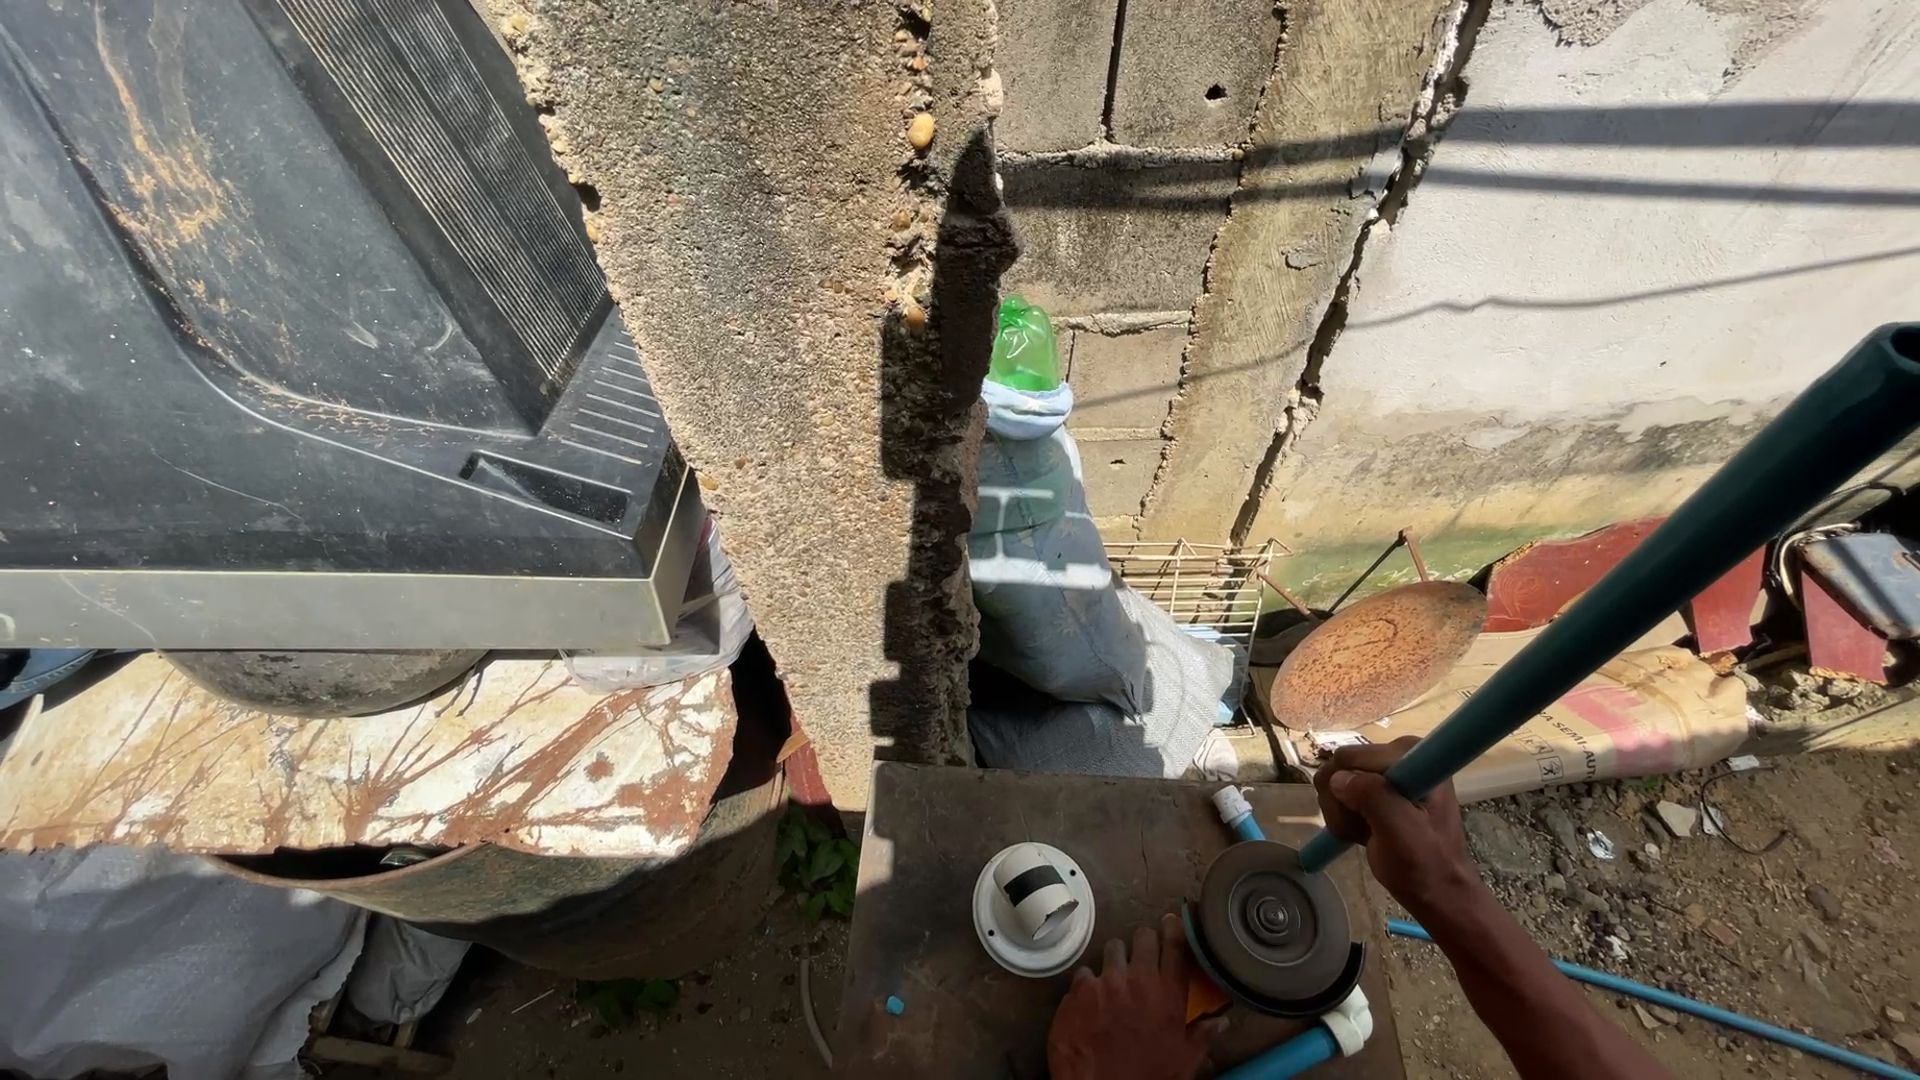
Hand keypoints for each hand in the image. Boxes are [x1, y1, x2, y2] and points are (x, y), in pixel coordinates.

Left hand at [1046, 913, 1222, 1079]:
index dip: (1174, 928)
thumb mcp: (1183, 1063)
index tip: (1171, 921)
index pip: (1175, 946)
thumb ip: (1202, 1036)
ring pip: (1113, 947)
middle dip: (1144, 941)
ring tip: (1116, 978)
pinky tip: (1091, 1000)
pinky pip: (1086, 971)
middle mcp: (1138, 979)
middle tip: (1142, 954)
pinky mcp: (1080, 987)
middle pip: (1143, 936)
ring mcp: (1107, 980)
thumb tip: (1222, 1022)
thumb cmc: (1147, 1078)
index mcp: (1168, 995)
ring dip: (1116, 959)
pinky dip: (1090, 982)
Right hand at [1312, 735, 1478, 913]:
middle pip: (1340, 766)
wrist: (1437, 893)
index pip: (1351, 757)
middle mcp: (1398, 754)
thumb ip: (1373, 797)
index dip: (1349, 788)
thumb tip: (1337, 778)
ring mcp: (1386, 770)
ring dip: (1342, 812)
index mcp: (1412, 756)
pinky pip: (1337, 789)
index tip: (1366, 819)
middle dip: (1342, 802)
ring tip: (1366, 835)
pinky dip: (1343, 814)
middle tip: (1364, 832)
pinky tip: (1364, 831)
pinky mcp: (1375, 785)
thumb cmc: (1425, 867)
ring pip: (1333, 779)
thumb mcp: (1401, 833)